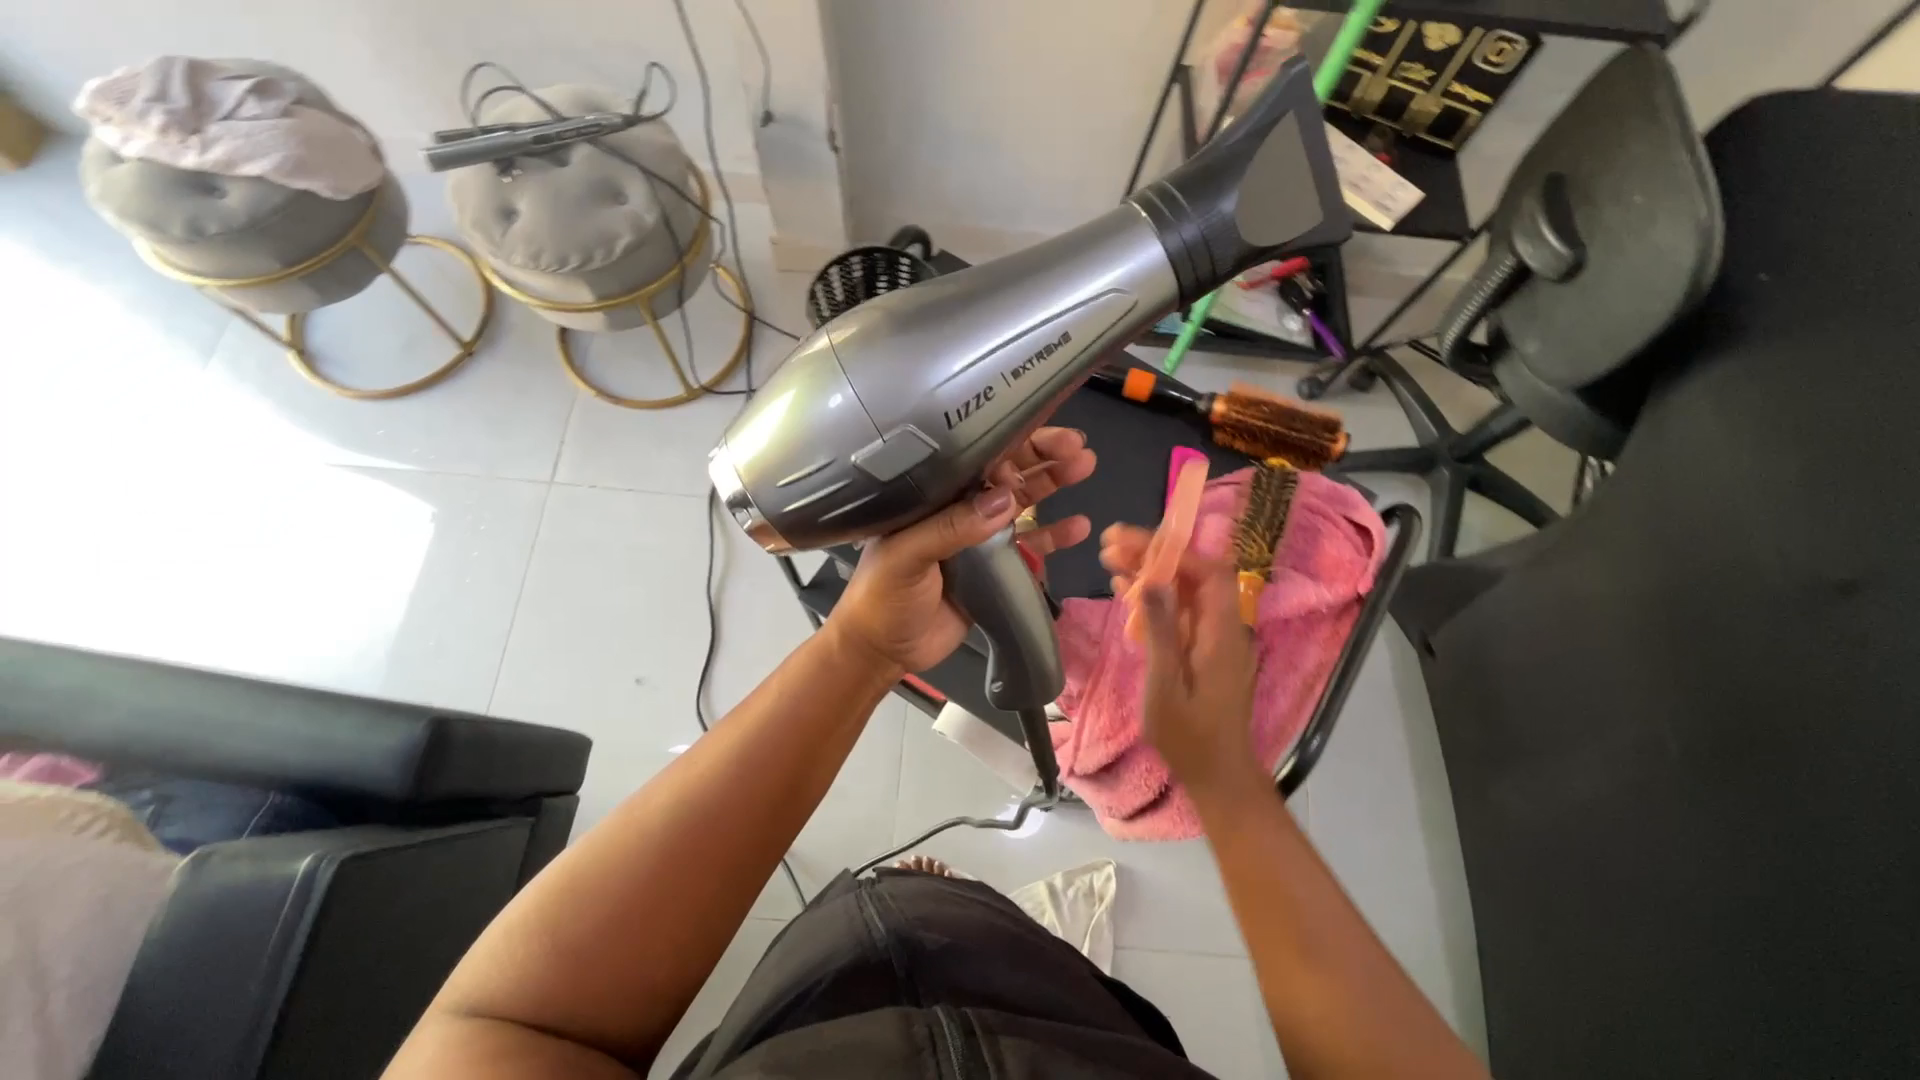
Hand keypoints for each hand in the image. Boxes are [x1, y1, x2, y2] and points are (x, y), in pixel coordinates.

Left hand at [829, 428, 1096, 673]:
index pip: (976, 459)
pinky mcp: (994, 569)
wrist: (883, 650)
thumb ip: (952, 527)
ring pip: (1022, 503)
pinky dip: (1054, 535)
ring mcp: (978, 539)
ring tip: (1085, 466)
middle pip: (1006, 475)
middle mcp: (958, 510)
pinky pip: (1029, 546)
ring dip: (1052, 484)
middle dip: (1042, 457)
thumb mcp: (908, 556)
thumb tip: (1006, 499)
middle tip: (1077, 448)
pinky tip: (1079, 526)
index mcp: (932, 497)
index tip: (1046, 435)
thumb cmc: (882, 596)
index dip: (1012, 443)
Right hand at [1101, 524, 1260, 793]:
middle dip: (1153, 557)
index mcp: (1222, 634)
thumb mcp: (1166, 684)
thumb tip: (1151, 581)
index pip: (1207, 572)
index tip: (1131, 541)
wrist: (1218, 775)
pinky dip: (1155, 602)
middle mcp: (1224, 629)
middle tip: (1109, 546)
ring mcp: (1215, 640)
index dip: (1172, 549)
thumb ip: (1160, 630)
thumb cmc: (1190, 737)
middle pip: (1192, 577)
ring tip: (1109, 562)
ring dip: (1149, 576)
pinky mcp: (1205, 652)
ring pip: (1184, 594)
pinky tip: (1125, 593)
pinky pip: (1181, 616)